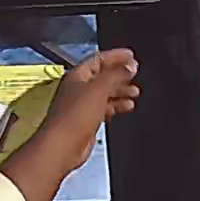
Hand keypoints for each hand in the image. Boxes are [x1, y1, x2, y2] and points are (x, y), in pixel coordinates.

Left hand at [32, 47, 139, 169]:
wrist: (63, 145)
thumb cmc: (75, 115)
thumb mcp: (99, 89)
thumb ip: (116, 75)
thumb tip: (130, 66)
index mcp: (77, 76)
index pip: (98, 60)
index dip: (115, 56)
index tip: (131, 55)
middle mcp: (77, 89)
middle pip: (102, 76)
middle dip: (119, 74)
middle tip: (135, 73)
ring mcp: (81, 106)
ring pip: (104, 93)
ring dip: (120, 91)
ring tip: (135, 91)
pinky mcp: (86, 121)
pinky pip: (104, 108)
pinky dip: (116, 105)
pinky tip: (128, 106)